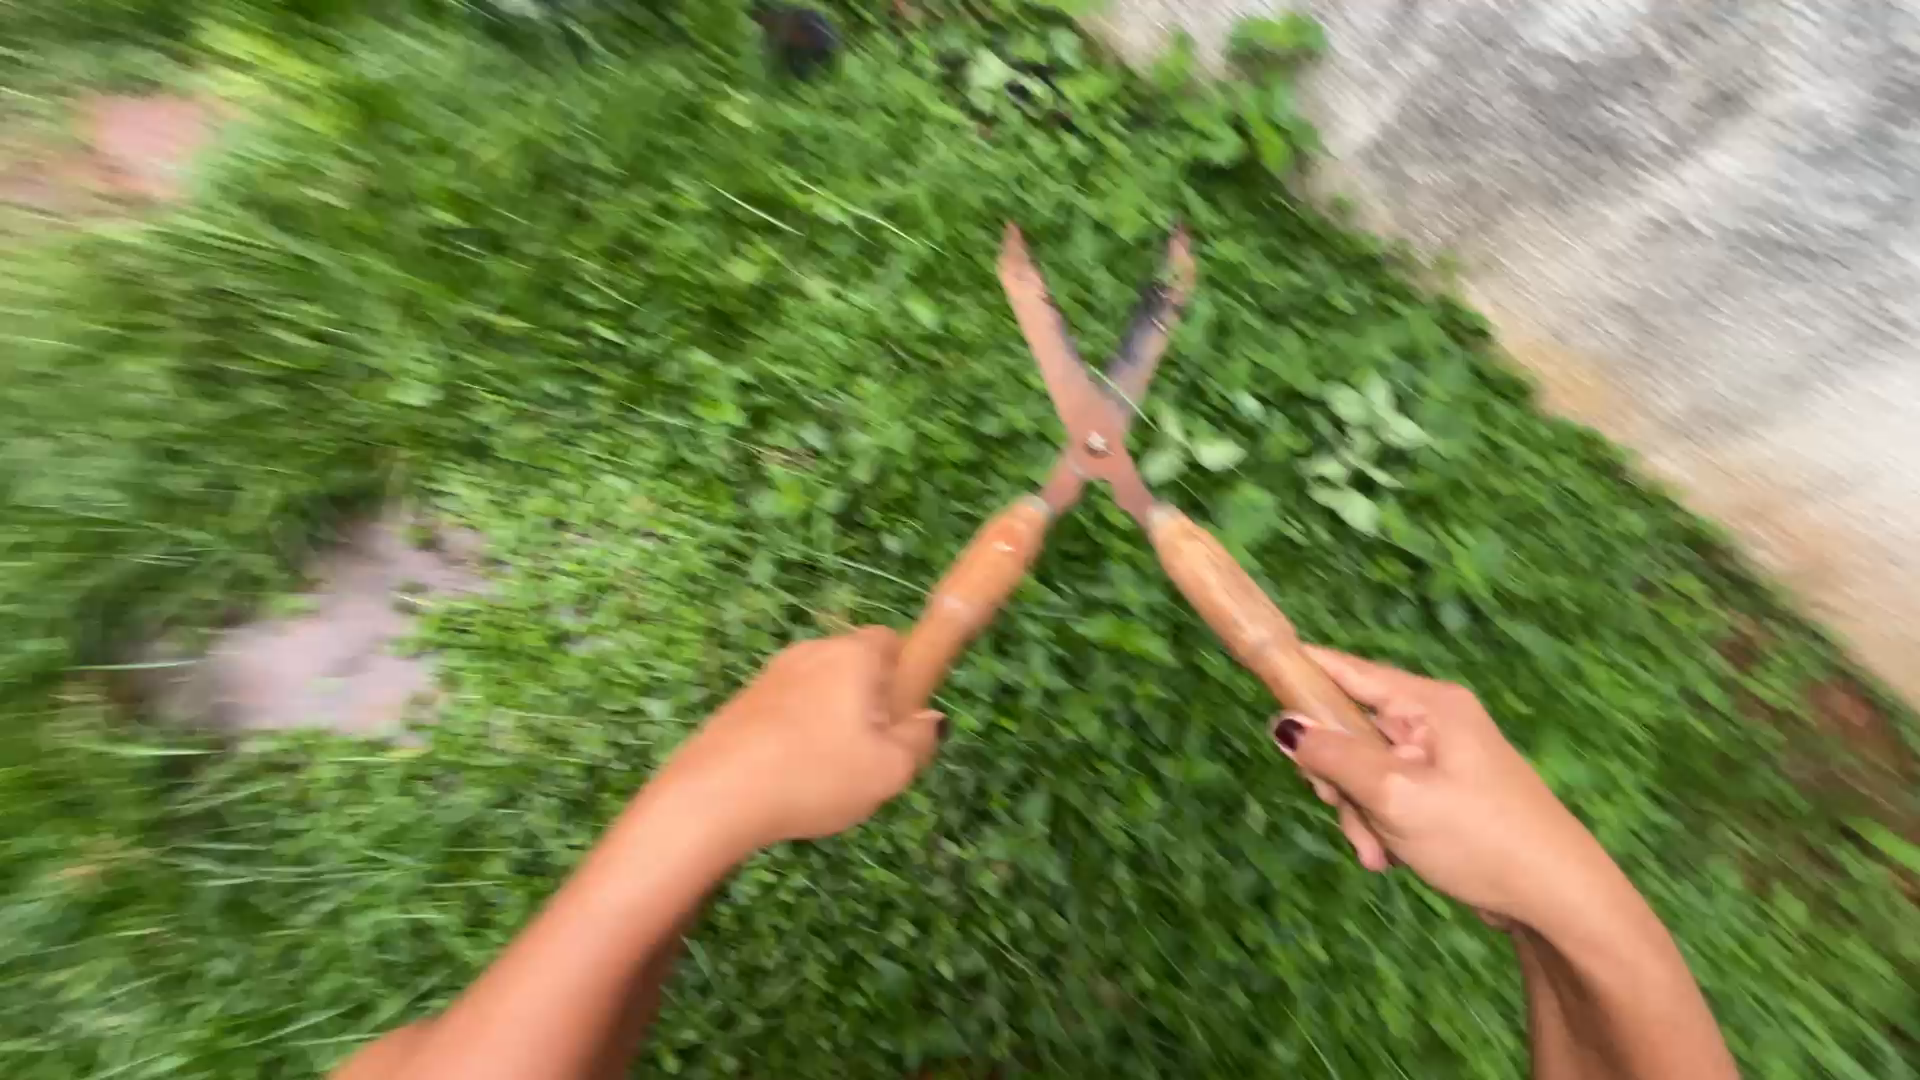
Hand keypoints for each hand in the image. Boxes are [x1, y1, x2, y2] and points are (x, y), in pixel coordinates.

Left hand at [657, 627, 944, 852]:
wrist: (713, 796)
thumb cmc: (815, 774)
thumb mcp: (889, 770)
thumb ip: (920, 740)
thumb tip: (932, 719)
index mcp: (853, 655)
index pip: (892, 639)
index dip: (904, 675)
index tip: (898, 717)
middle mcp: (812, 651)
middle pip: (856, 665)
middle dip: (869, 701)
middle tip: (869, 752)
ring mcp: (772, 673)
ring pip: (821, 688)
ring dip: (832, 719)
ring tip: (827, 772)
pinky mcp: (743, 700)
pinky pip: (789, 707)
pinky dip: (797, 732)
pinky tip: (791, 775)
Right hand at [1271, 646, 1620, 928]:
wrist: (1566, 908)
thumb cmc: (1479, 838)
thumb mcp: (1392, 794)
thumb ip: (1330, 753)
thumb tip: (1279, 722)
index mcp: (1425, 703)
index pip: (1343, 668)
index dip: (1297, 672)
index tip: (1258, 686)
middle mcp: (1430, 718)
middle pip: (1345, 725)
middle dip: (1332, 772)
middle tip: (1337, 807)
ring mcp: (1436, 754)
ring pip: (1359, 765)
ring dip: (1355, 808)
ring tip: (1375, 851)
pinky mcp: (1440, 787)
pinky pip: (1383, 790)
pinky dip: (1377, 821)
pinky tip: (1388, 855)